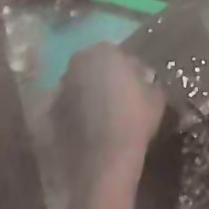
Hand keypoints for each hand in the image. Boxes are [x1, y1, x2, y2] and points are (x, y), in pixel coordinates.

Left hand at [52, 43, 164, 192]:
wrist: (104, 156)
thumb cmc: (135, 120)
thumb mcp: (157, 98)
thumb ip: (150, 82)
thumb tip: (144, 79)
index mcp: (105, 52)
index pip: (122, 56)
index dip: (134, 72)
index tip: (142, 88)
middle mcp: (77, 61)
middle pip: (97, 66)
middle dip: (108, 79)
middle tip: (124, 100)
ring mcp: (61, 84)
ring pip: (81, 85)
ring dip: (92, 95)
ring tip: (108, 116)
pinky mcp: (51, 108)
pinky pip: (71, 105)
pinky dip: (80, 112)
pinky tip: (94, 129)